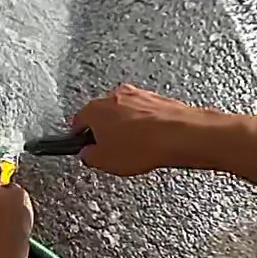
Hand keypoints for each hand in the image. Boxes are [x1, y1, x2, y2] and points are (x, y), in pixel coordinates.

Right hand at [70, 84, 223, 175]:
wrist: (179, 135)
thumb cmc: (142, 145)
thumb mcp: (104, 162)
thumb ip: (89, 157)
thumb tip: (88, 155)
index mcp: (94, 109)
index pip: (77, 121)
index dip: (79, 137)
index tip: (83, 145)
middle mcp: (114, 96)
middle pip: (102, 114)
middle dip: (104, 131)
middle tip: (109, 150)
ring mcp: (138, 96)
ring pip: (124, 112)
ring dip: (126, 127)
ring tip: (133, 149)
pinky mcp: (157, 99)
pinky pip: (144, 114)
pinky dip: (144, 125)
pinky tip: (149, 141)